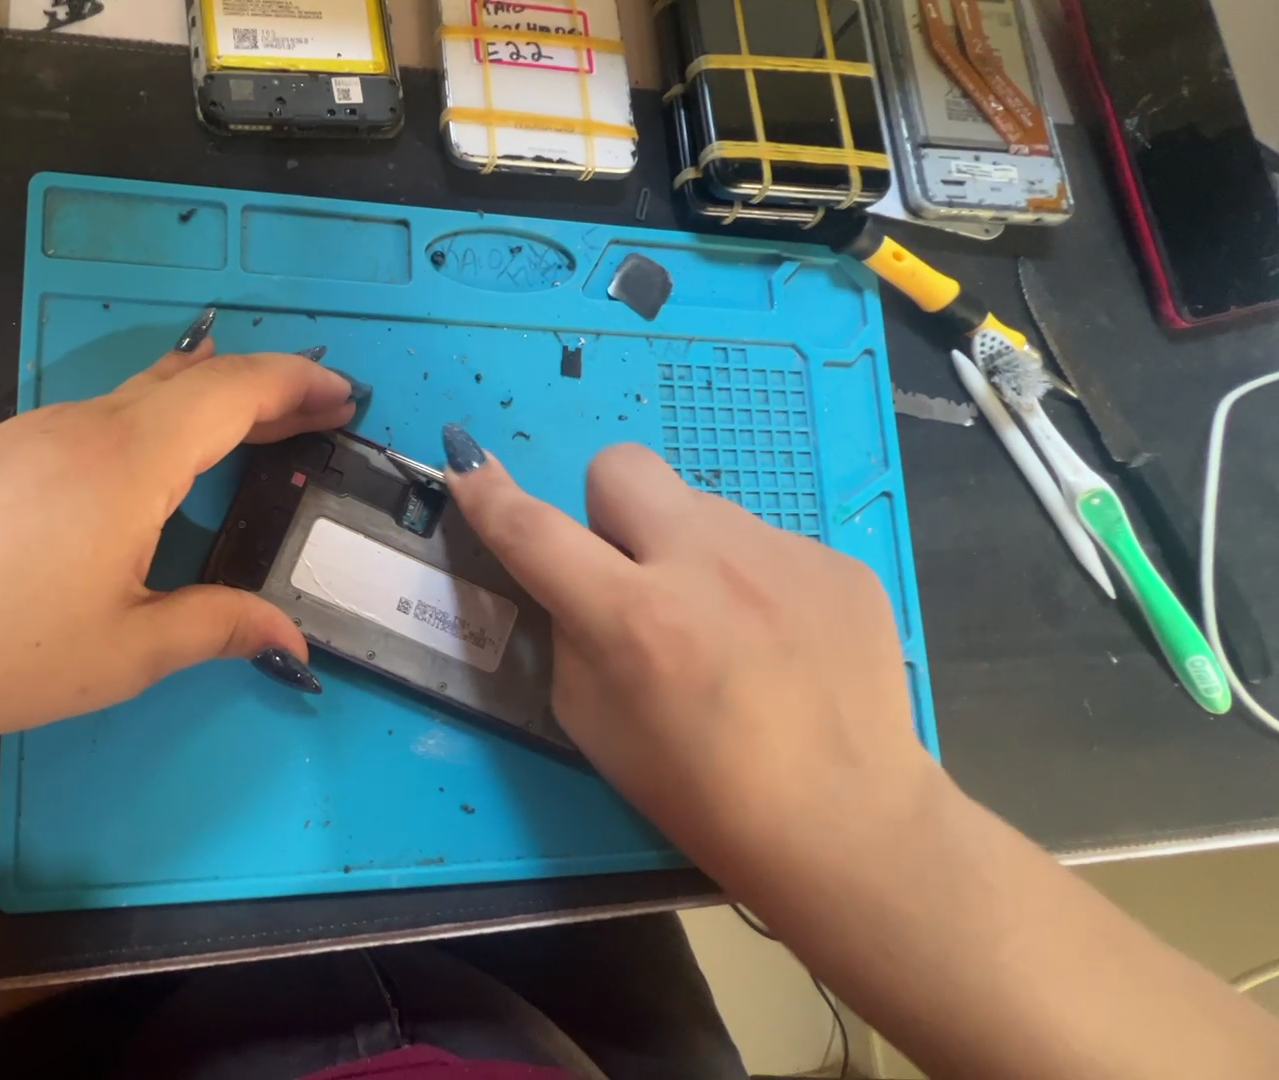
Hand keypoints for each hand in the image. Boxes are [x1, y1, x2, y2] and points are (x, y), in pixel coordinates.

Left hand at [0, 313, 356, 777]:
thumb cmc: (0, 653)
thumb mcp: (129, 651)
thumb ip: (220, 627)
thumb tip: (291, 639)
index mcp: (130, 461)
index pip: (234, 391)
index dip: (298, 384)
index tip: (344, 396)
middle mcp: (84, 424)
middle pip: (194, 378)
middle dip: (266, 388)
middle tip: (318, 413)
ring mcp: (31, 431)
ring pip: (141, 394)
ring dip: (209, 406)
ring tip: (253, 437)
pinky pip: (99, 416)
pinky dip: (156, 423)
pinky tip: (157, 466)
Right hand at [439, 426, 938, 877]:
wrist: (844, 824)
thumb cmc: (694, 789)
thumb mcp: (590, 720)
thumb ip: (568, 632)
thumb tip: (573, 580)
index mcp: (633, 619)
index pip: (534, 532)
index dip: (488, 496)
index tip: (466, 465)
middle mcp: (706, 567)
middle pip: (620, 467)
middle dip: (603, 509)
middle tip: (627, 571)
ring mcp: (782, 556)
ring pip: (696, 507)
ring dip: (682, 548)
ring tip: (717, 622)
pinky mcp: (836, 564)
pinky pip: (759, 542)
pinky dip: (745, 576)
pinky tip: (771, 637)